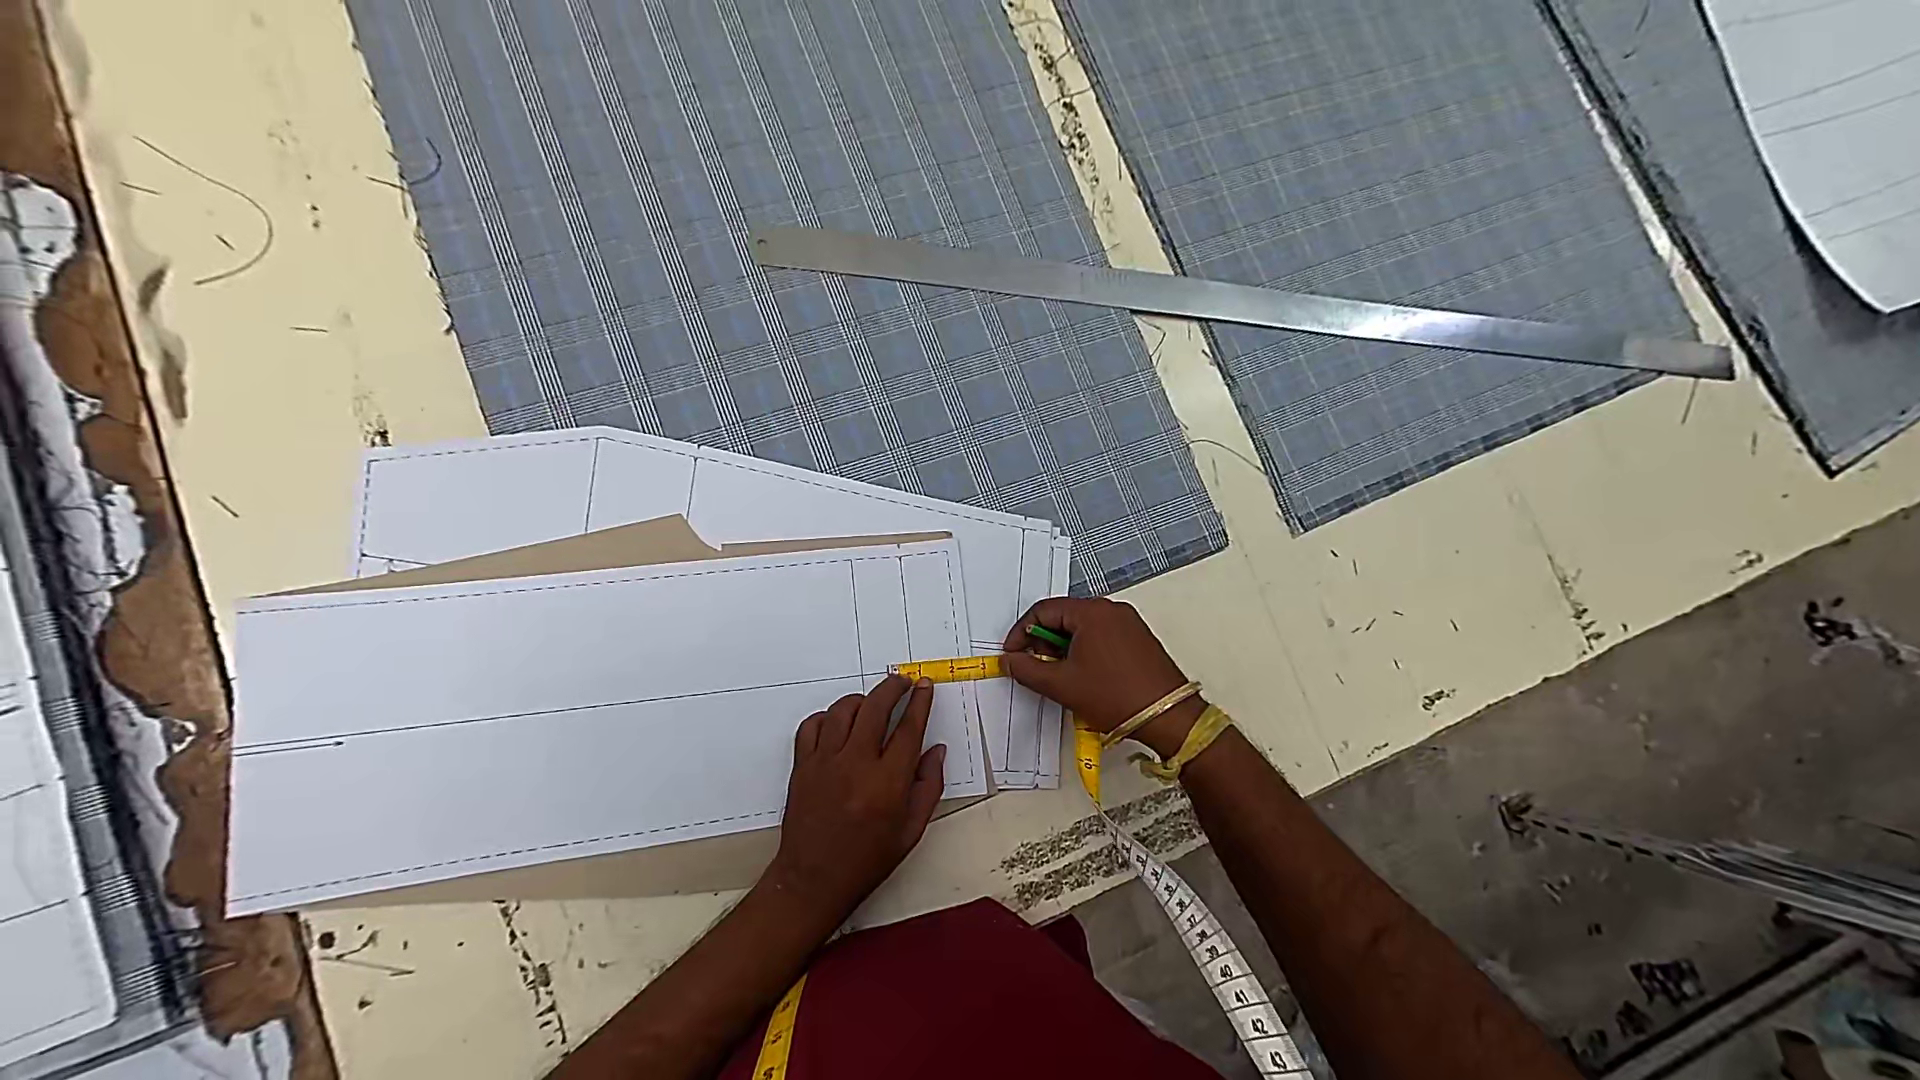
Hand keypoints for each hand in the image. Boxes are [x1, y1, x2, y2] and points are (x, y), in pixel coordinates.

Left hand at [762, 675, 945, 920]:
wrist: (813, 881)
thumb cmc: (865, 860)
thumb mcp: (910, 831)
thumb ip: (928, 787)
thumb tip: (936, 751)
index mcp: (887, 784)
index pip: (908, 728)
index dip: (920, 702)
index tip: (924, 687)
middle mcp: (856, 766)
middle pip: (876, 707)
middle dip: (893, 687)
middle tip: (902, 682)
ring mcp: (825, 763)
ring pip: (843, 710)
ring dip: (861, 699)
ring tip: (872, 702)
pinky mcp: (803, 767)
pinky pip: (812, 726)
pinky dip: (826, 717)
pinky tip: (837, 723)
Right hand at [1002, 597, 1204, 758]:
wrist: (1168, 718)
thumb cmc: (1120, 698)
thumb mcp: (1062, 685)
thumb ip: (1028, 669)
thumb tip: (1011, 661)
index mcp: (1092, 612)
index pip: (1043, 611)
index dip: (1022, 633)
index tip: (1014, 654)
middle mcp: (1111, 610)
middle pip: (1063, 617)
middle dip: (1043, 642)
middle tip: (1035, 667)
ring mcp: (1127, 624)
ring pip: (1081, 628)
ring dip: (1063, 648)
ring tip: (1060, 677)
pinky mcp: (1137, 639)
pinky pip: (1100, 636)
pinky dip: (1084, 651)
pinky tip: (1082, 676)